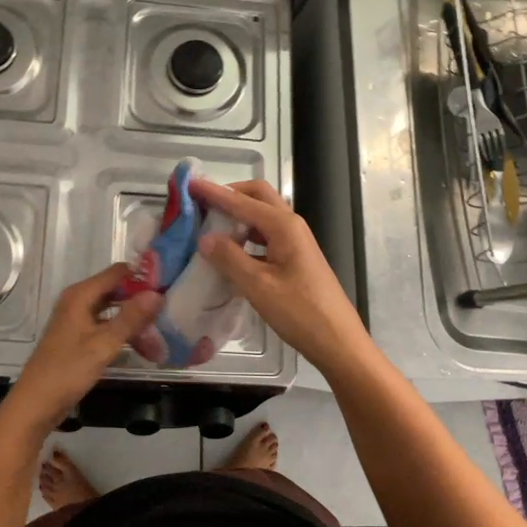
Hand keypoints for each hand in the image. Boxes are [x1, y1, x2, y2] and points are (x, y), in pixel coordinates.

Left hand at [4, 264, 160, 429]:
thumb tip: (157, 293)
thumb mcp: (104, 344)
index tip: (168, 286)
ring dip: (135, 326)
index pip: (118, 272)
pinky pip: (106, 329)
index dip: (142, 277)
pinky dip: (123, 337)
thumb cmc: (68, 370)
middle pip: (117, 293)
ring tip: (160, 344)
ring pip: (113, 314)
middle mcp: (78, 302)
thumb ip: (131, 317)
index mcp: (81, 295)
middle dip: (142, 305)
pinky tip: (143, 350)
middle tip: (170, 318)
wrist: (36, 404)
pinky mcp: (78, 339)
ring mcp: (77, 321)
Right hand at [192, 179, 374, 374]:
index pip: (242, 201)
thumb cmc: (300, 312)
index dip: (214, 192)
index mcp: (284, 226)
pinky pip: (265, 238)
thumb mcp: (258, 286)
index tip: (189, 185)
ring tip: (208, 227)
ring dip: (237, 216)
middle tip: (201, 203)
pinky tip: (228, 254)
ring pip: (261, 218)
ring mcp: (294, 243)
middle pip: (257, 198)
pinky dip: (245, 238)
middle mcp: (291, 226)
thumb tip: (204, 238)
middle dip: (230, 195)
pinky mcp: (294, 260)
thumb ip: (229, 258)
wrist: (337, 341)